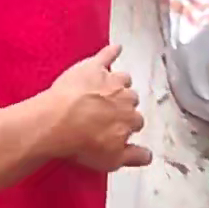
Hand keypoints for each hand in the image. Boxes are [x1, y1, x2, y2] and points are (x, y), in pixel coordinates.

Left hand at [30, 45, 152, 171]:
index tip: (118, 130)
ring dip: (119, 83)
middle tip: (108, 112)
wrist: (59, 122)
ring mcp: (110, 81)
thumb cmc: (83, 142)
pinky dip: (112, 51)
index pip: (136, 122)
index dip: (127, 126)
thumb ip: (134, 157)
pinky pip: (106, 56)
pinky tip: (116, 47)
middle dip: (123, 104)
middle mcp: (125, 98)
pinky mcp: (93, 68)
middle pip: (131, 99)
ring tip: (110, 88)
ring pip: (123, 79)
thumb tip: (149, 156)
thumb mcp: (112, 160)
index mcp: (130, 120)